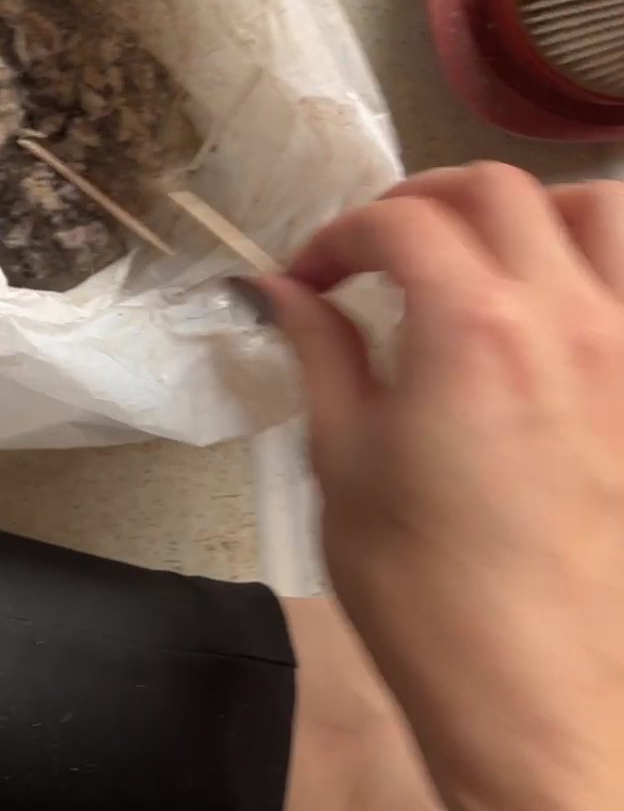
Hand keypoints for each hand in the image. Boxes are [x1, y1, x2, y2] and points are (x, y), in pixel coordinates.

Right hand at [255, 163, 623, 810]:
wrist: (538, 678)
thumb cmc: (411, 564)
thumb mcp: (338, 447)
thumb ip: (320, 347)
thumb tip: (278, 289)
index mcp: (472, 334)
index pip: (398, 224)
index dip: (330, 238)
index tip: (298, 283)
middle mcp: (575, 322)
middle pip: (495, 191)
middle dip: (408, 203)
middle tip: (361, 253)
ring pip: (601, 210)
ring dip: (514, 213)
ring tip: (459, 258)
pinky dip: (586, 258)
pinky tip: (534, 304)